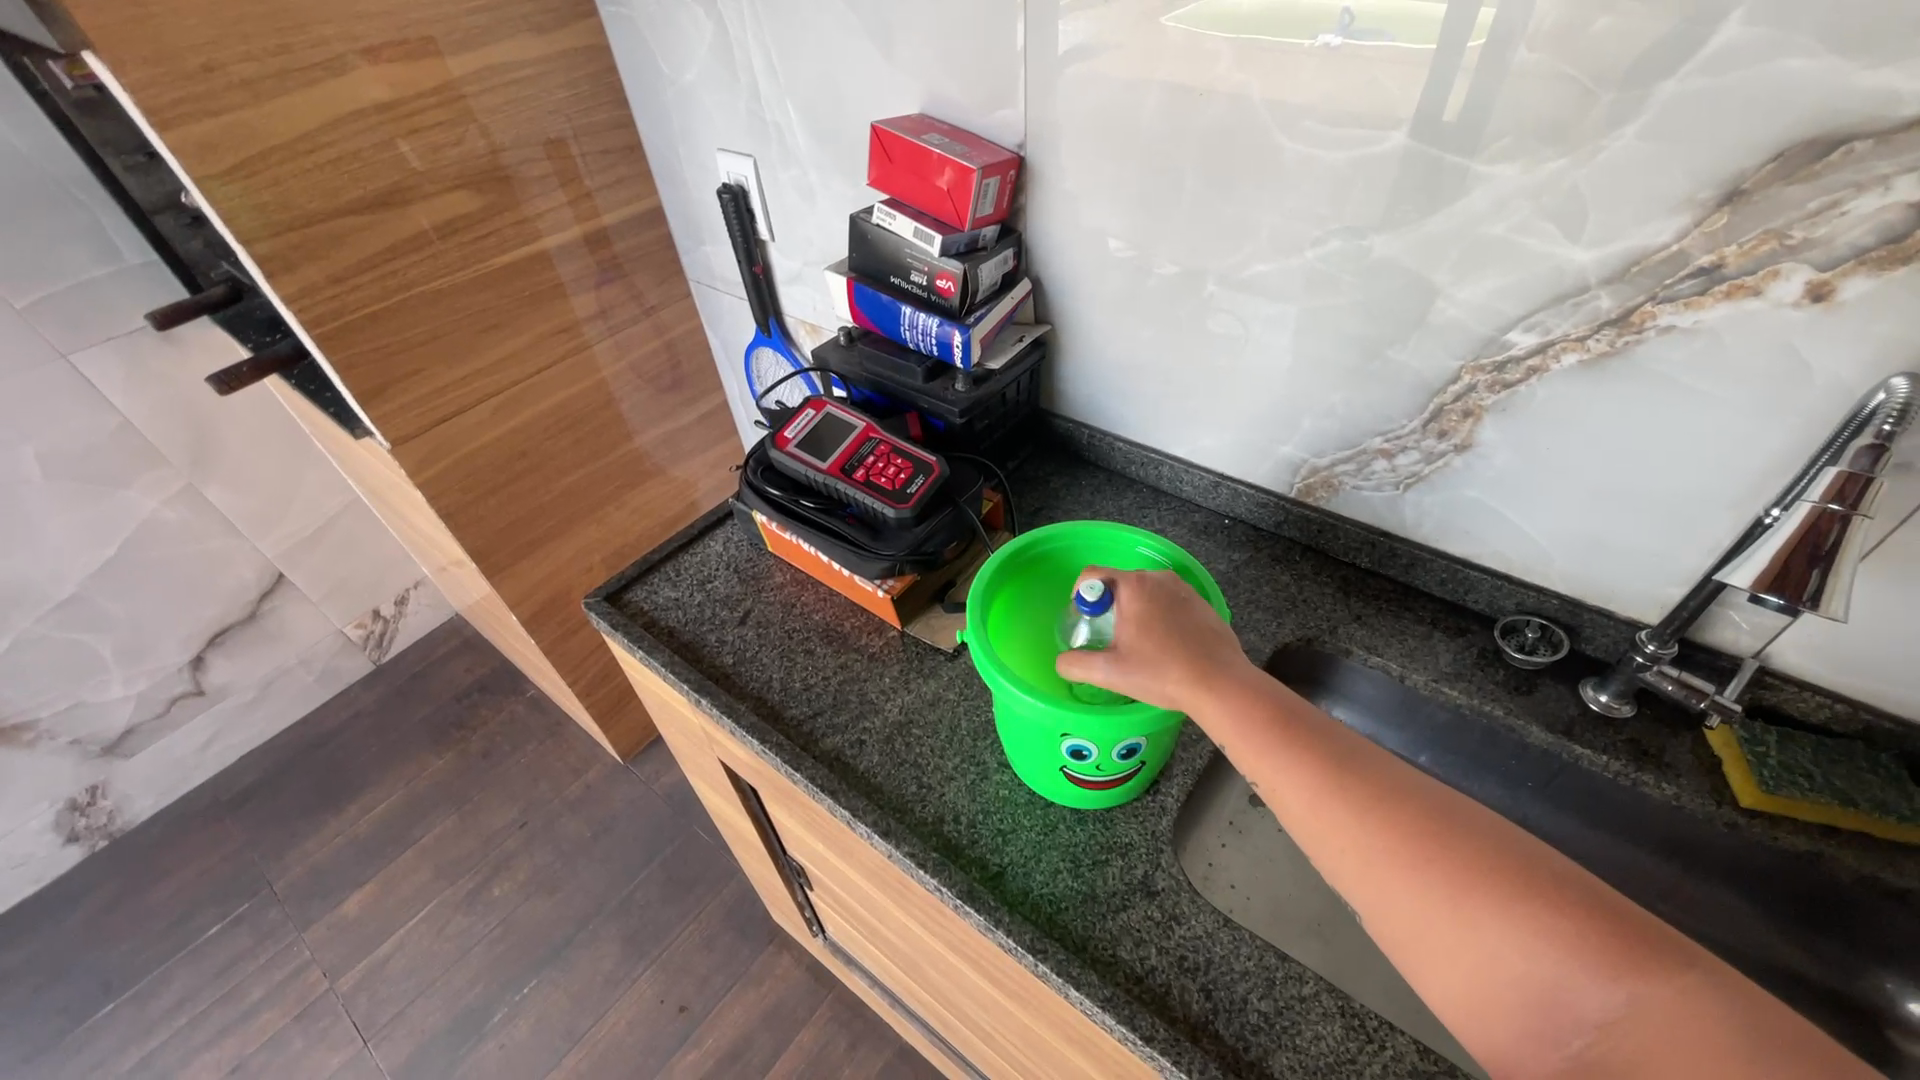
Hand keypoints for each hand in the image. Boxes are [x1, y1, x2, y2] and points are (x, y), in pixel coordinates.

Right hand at [1054, 567, 1254, 713]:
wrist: (1220, 683)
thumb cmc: (1162, 673)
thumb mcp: (1110, 673)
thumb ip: (1076, 664)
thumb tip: (1062, 661)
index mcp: (1132, 586)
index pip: (1091, 575)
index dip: (1080, 597)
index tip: (1085, 623)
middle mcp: (1158, 578)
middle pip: (1119, 584)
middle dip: (1109, 607)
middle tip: (1111, 640)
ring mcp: (1184, 589)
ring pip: (1146, 593)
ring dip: (1136, 613)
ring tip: (1140, 646)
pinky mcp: (1202, 603)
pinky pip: (1169, 603)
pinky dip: (1161, 618)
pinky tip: (1167, 648)